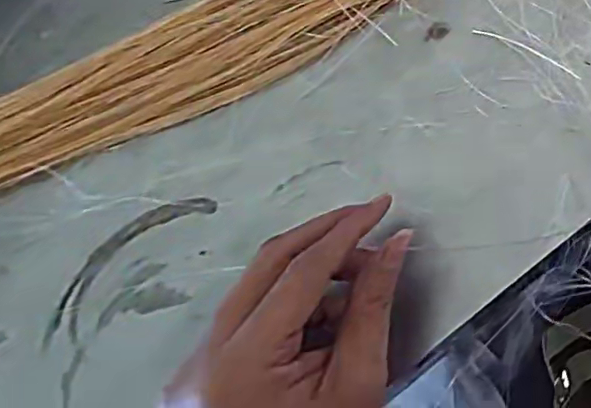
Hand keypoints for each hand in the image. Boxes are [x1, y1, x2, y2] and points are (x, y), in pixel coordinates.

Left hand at [165, 197, 409, 407]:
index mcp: (241, 363)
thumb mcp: (355, 386)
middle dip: (327, 233)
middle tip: (371, 223)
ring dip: (313, 264)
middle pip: (272, 260)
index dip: (347, 229)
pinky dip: (294, 294)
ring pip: (260, 278)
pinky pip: (252, 306)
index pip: (301, 270)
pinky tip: (328, 312)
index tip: (382, 205)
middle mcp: (205, 356)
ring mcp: (196, 363)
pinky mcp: (202, 369)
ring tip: (359, 279)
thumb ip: (373, 307)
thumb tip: (395, 244)